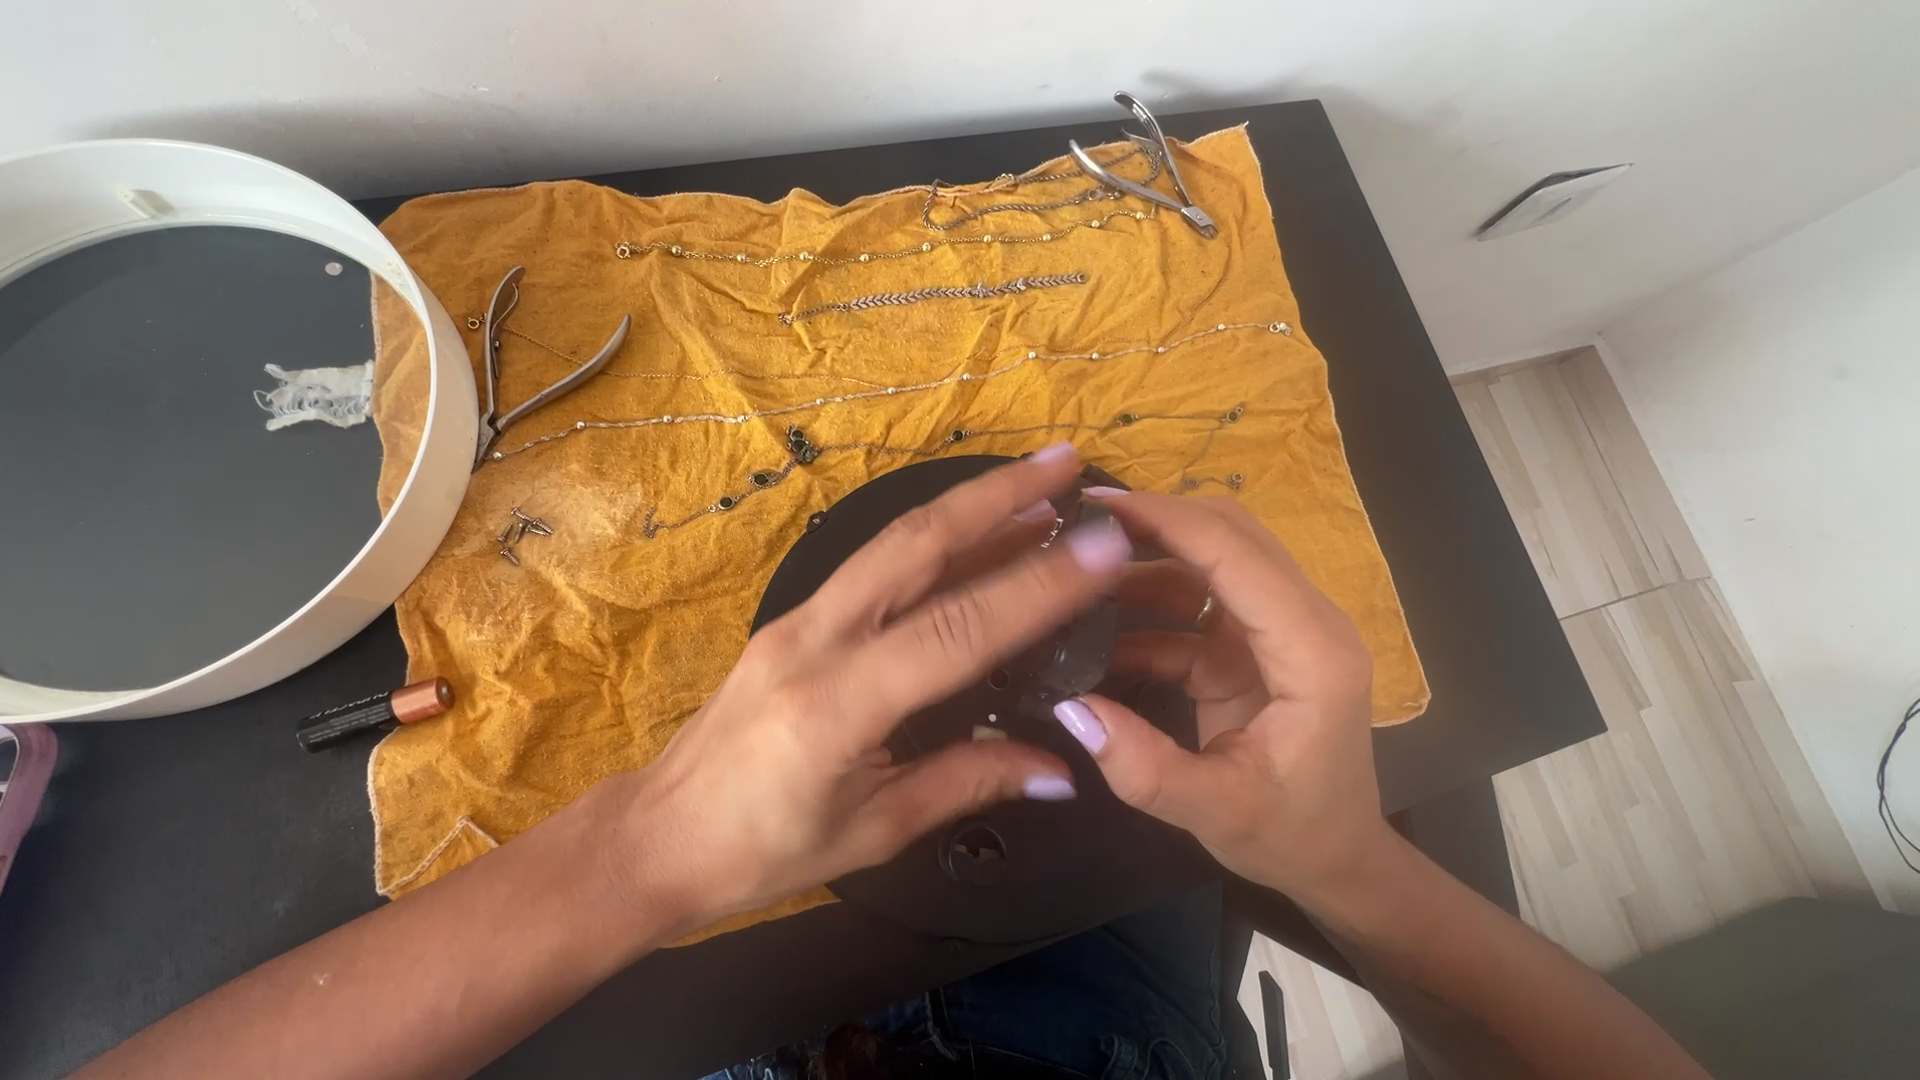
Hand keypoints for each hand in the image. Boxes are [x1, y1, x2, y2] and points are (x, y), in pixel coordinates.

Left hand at [593, 445, 1132, 936]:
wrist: (658, 836)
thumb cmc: (761, 851)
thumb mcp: (872, 830)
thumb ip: (967, 784)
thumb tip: (1062, 769)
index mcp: (837, 704)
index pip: (955, 630)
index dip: (1035, 585)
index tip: (1100, 545)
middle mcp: (816, 639)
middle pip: (916, 545)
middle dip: (998, 496)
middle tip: (1068, 463)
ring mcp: (799, 617)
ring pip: (893, 542)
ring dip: (969, 506)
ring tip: (1040, 485)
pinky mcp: (794, 615)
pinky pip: (874, 564)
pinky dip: (934, 539)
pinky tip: (977, 531)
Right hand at [1051, 491, 1392, 907]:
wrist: (1336, 858)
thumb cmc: (1292, 835)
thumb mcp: (1215, 813)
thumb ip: (1143, 767)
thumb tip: (1069, 707)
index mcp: (1310, 651)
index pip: (1236, 554)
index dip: (1167, 520)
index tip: (1096, 506)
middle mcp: (1303, 622)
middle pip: (1230, 535)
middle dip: (1156, 520)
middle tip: (1080, 523)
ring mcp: (1276, 630)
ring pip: (1212, 559)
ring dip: (1147, 558)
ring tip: (1077, 567)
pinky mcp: (1250, 646)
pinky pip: (1195, 605)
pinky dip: (1147, 606)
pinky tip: (1094, 629)